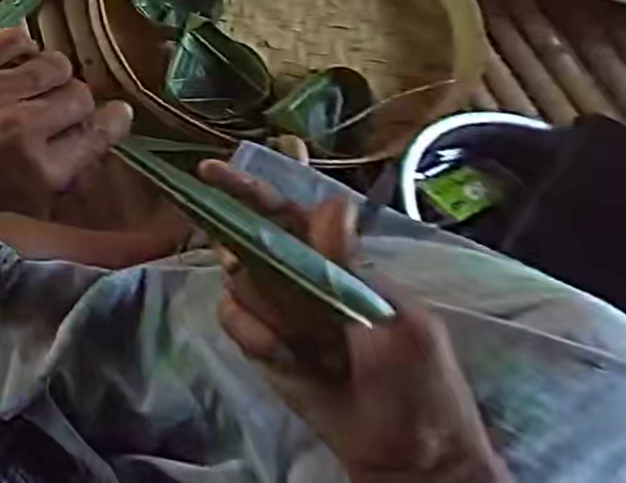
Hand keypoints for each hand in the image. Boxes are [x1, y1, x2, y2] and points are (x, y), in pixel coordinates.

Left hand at [0, 28, 127, 345]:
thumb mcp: (21, 198)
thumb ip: (64, 168)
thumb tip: (98, 132)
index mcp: (43, 170)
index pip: (99, 132)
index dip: (112, 121)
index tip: (118, 113)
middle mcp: (26, 127)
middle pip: (80, 95)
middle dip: (74, 102)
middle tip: (54, 106)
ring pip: (55, 63)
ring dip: (51, 74)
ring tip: (32, 83)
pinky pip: (19, 39)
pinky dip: (22, 49)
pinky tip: (12, 62)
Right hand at [201, 161, 511, 482]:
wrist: (405, 459)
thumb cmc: (416, 386)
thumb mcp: (395, 321)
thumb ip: (350, 263)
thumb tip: (332, 201)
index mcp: (331, 260)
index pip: (282, 211)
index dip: (245, 189)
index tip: (209, 171)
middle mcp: (292, 272)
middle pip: (246, 239)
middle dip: (247, 254)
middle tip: (254, 272)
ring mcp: (271, 304)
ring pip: (236, 280)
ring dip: (269, 311)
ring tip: (313, 346)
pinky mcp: (254, 335)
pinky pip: (230, 316)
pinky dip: (254, 336)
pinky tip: (286, 357)